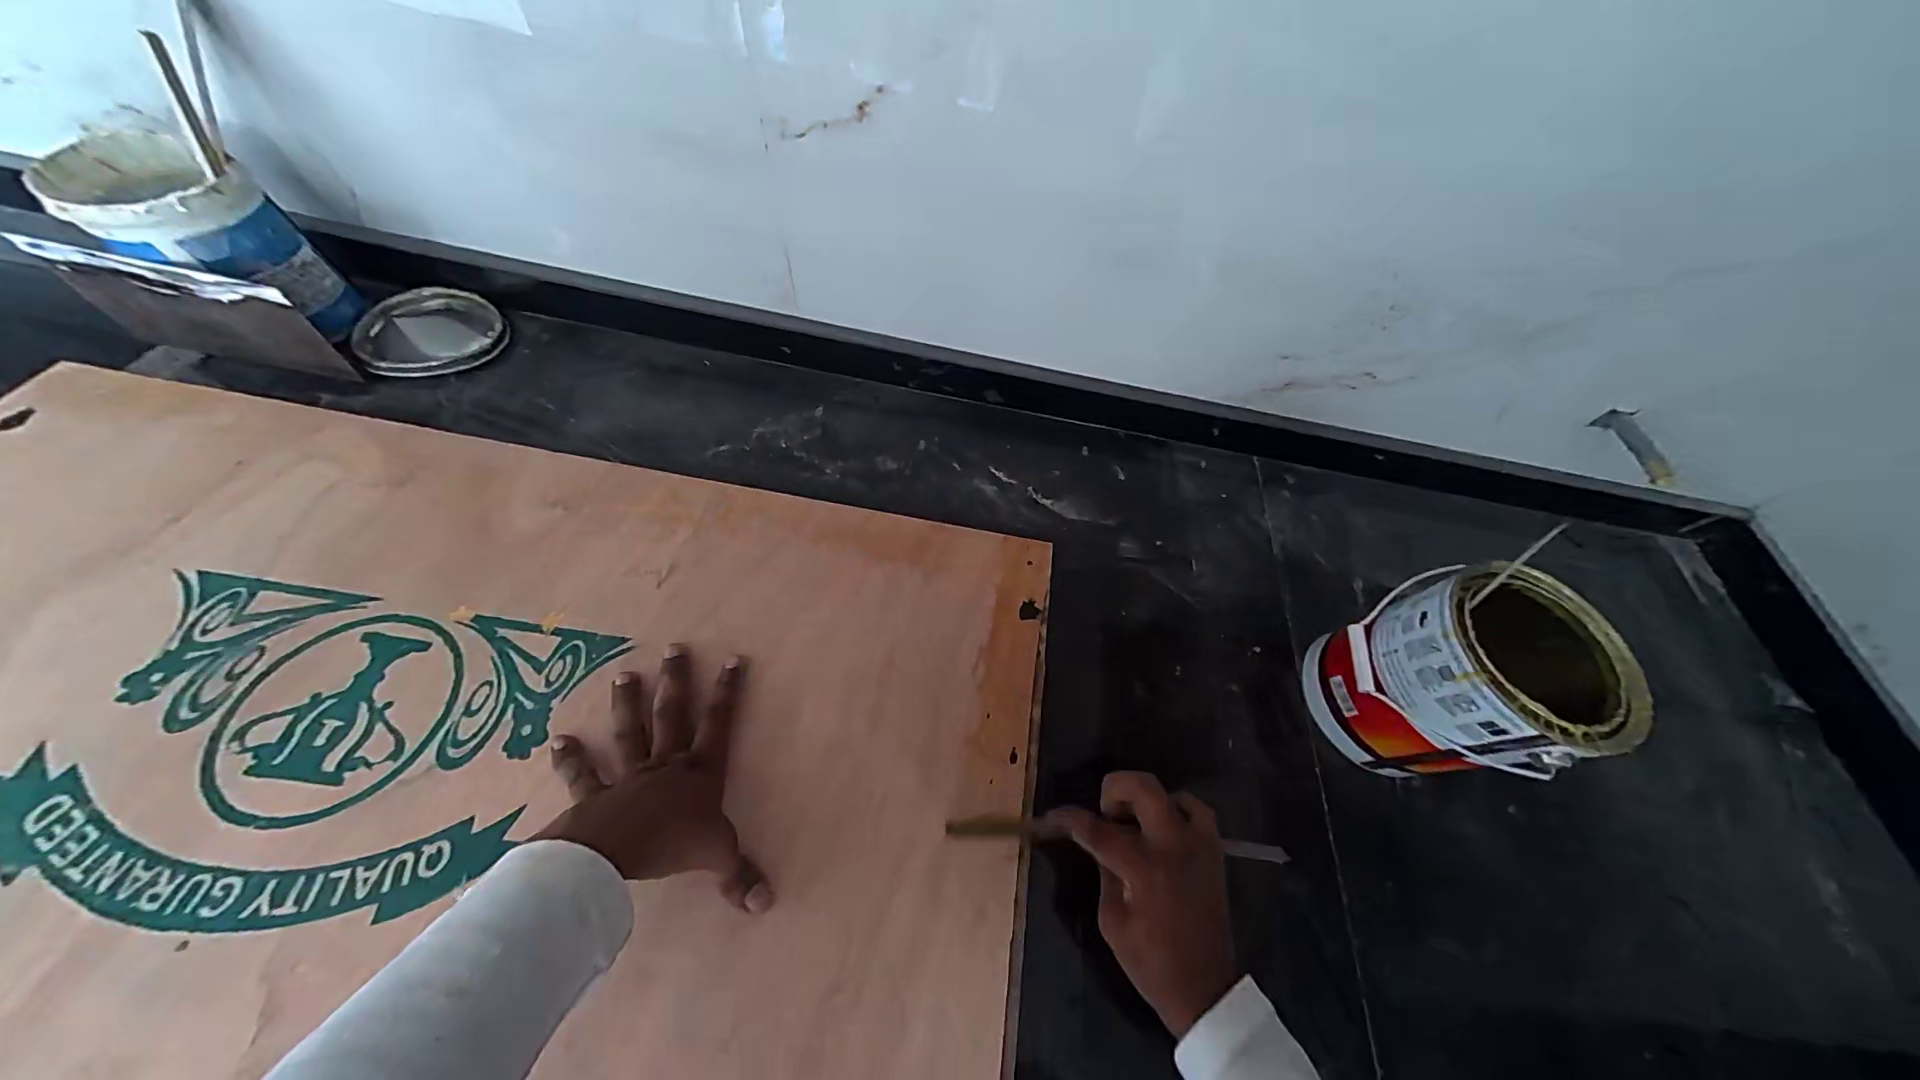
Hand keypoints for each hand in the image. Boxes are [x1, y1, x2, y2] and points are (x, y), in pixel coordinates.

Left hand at [531, 644, 772, 913]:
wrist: (614, 854)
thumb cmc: (672, 846)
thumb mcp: (717, 857)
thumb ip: (741, 876)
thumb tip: (767, 904)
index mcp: (699, 772)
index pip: (719, 723)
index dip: (727, 692)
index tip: (732, 660)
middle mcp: (665, 765)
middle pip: (672, 715)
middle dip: (676, 682)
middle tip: (673, 649)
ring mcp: (628, 777)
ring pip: (631, 733)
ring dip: (627, 704)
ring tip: (623, 674)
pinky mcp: (595, 797)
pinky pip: (583, 775)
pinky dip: (571, 759)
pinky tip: (559, 739)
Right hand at [1043, 771, 1236, 1037]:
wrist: (1205, 988)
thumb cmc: (1151, 962)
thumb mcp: (1111, 921)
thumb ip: (1104, 873)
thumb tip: (1098, 844)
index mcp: (1144, 869)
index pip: (1099, 829)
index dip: (1071, 818)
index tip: (1054, 815)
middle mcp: (1173, 847)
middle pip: (1143, 787)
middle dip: (1114, 788)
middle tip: (1104, 812)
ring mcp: (1198, 845)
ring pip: (1171, 793)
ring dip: (1145, 799)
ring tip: (1133, 822)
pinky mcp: (1214, 852)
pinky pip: (1196, 811)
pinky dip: (1176, 809)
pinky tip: (1163, 826)